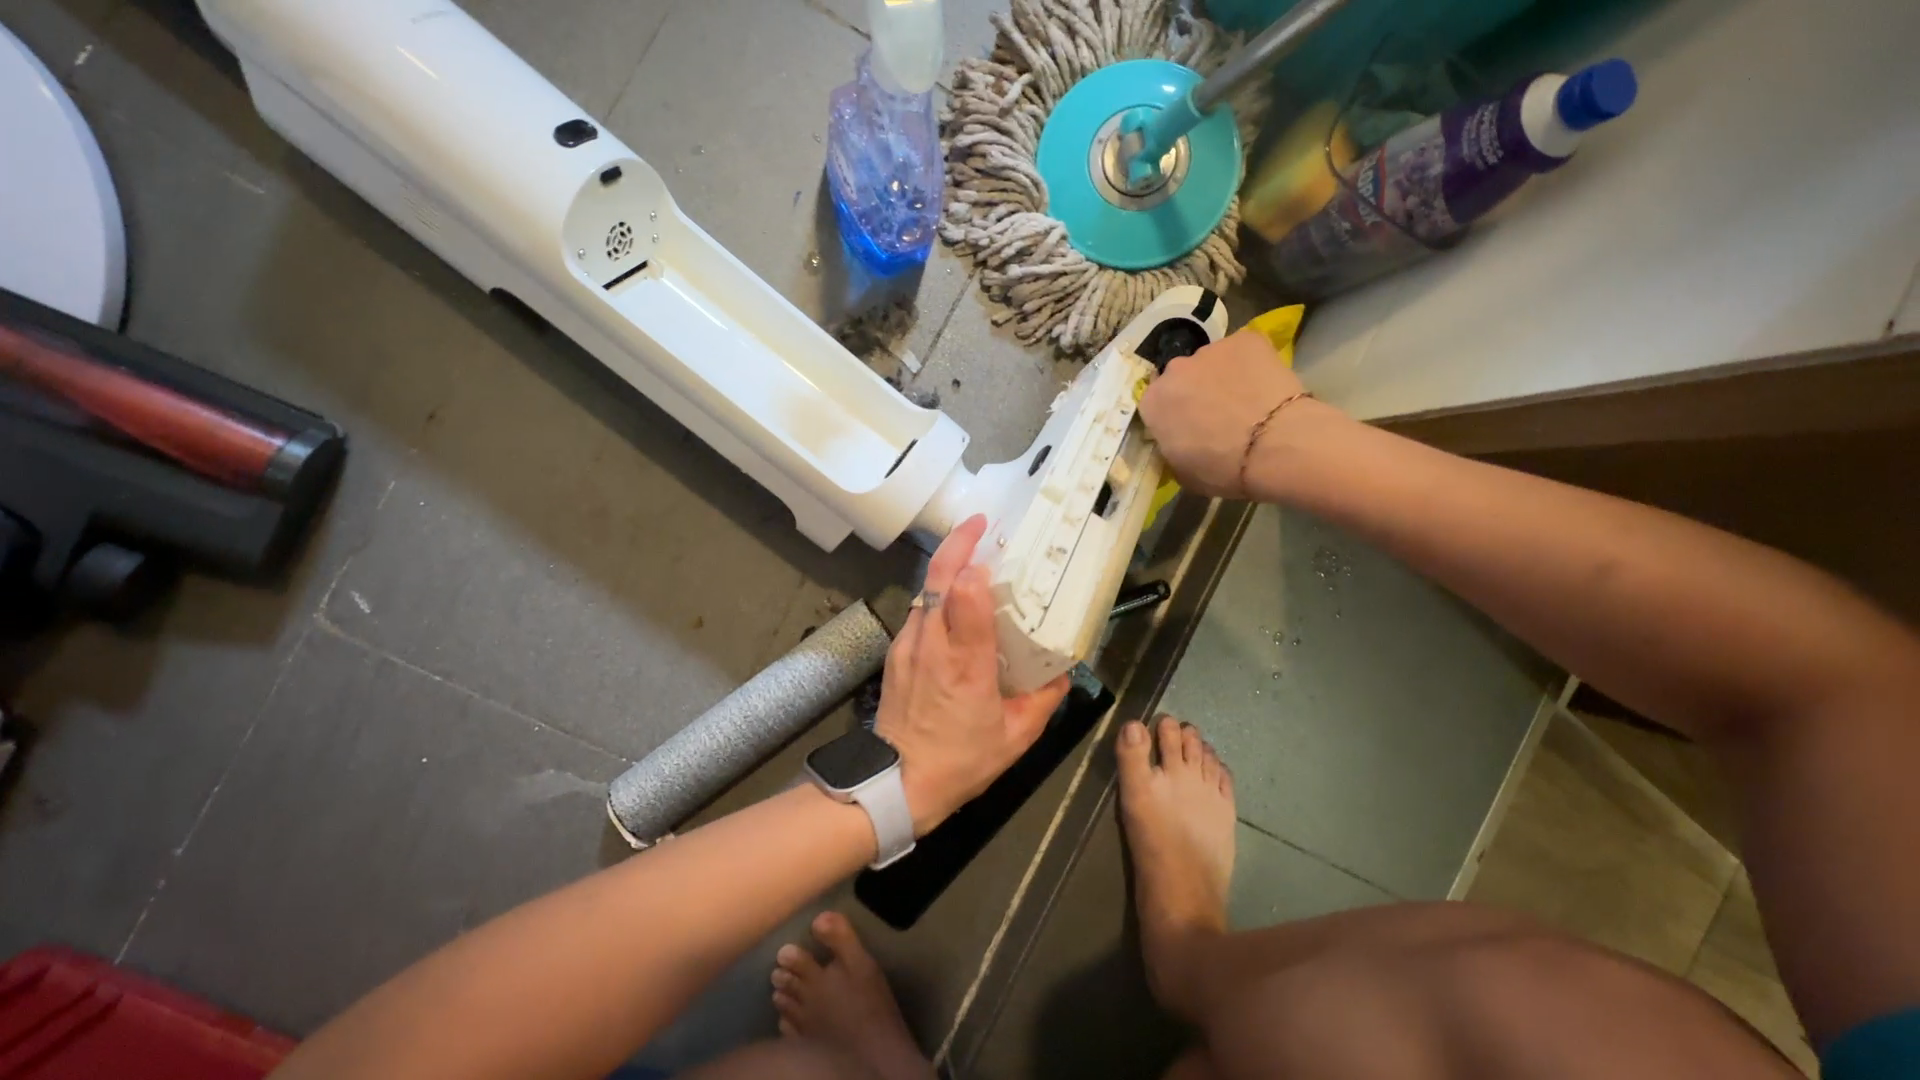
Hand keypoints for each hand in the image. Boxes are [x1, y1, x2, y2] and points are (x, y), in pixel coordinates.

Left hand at [874, 515, 1070, 834]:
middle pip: (937, 580)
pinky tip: (951, 605)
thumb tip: (1062, 673)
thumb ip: (1043, 700)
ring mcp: (908, 648)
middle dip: (955, 545)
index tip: (991, 545)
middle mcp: (932, 646)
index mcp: (966, 664)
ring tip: (971, 559)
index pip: (963, 596)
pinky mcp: (895, 656)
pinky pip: (917, 614)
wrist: (895, 785)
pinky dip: (935, 598)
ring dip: (945, 570)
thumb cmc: (961, 763)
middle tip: (978, 524)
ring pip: (924, 593)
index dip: (974, 564)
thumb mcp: (1016, 737)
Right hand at [1138, 329, 1310, 497]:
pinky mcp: (1245, 339)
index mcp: (1154, 403)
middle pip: (1181, 378)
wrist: (1277, 446)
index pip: (1156, 405)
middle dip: (1194, 393)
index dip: (1173, 417)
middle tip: (1218, 415)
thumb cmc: (1225, 470)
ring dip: (1221, 377)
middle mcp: (1175, 370)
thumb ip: (1172, 449)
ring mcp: (1210, 350)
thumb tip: (1181, 441)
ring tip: (1246, 400)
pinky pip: (1242, 350)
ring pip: (1211, 363)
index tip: (1189, 429)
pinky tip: (1264, 385)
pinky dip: (1249, 364)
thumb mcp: (1184, 472)